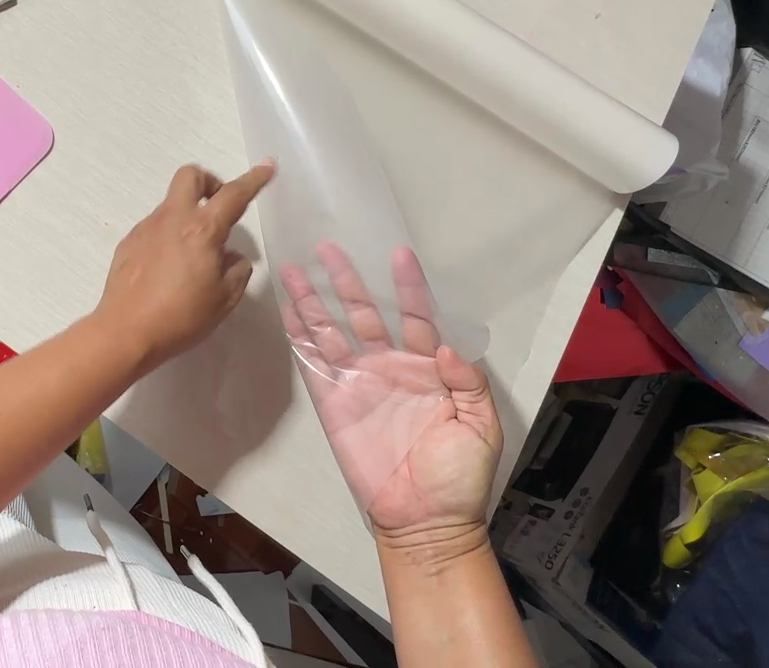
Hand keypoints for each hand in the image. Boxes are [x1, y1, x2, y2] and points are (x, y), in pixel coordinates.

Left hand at [91, 162, 275, 370]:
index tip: (266, 168)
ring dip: (187, 216)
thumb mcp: (224, 298)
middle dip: (209, 183)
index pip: (232, 195)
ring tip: (193, 256)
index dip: (253, 180)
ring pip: (171, 204)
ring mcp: (145, 227)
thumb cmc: (181, 317)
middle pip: (190, 176)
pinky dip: (168, 235)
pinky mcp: (128, 241)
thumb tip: (230, 256)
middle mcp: (171, 219)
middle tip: (218, 209)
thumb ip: (236, 270)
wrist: (125, 331)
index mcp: (201, 230)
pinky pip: (155, 227)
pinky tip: (168, 269)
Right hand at [279, 243, 501, 556]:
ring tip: (295, 270)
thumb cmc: (459, 476)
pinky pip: (312, 362)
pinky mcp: (331, 400)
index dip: (408, 287)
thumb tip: (444, 346)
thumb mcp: (481, 428)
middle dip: (346, 280)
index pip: (416, 317)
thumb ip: (467, 384)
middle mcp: (387, 365)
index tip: (400, 254)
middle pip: (363, 312)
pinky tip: (287, 311)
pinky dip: (298, 336)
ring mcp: (356, 380)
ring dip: (312, 300)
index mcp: (426, 368)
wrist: (424, 520)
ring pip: (330, 330)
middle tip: (329, 248)